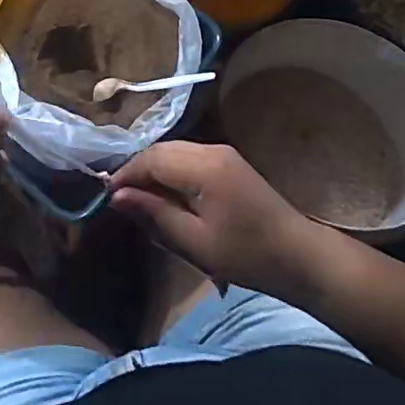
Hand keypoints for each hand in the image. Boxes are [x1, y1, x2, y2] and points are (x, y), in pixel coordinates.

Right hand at [109, 142, 327, 300]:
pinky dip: (170, 170)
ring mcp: (223, 153)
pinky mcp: (229, 161)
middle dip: (136, 169)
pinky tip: (165, 194)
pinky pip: (189, 156)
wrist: (299, 255)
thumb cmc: (247, 255)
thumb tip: (117, 197)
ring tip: (138, 198)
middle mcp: (212, 150)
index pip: (151, 159)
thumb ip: (155, 214)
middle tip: (118, 199)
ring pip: (174, 150)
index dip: (125, 175)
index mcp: (205, 167)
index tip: (106, 197)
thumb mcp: (196, 242)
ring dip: (153, 168)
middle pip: (162, 149)